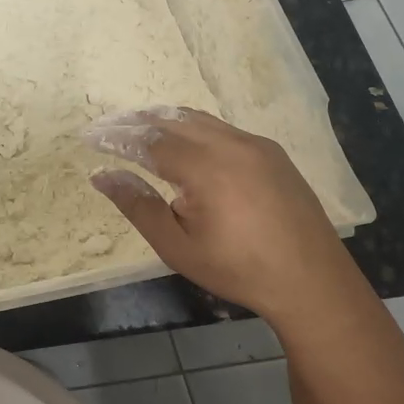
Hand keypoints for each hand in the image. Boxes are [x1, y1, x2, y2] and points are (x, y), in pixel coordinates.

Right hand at [86, 107, 366, 323]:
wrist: (314, 284)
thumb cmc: (239, 270)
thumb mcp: (178, 247)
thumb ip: (138, 206)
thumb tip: (101, 176)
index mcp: (206, 169)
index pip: (148, 141)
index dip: (116, 138)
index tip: (89, 137)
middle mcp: (230, 146)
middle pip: (171, 120)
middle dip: (135, 122)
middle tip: (106, 127)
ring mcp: (255, 145)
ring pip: (197, 119)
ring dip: (163, 120)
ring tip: (136, 127)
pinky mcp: (271, 153)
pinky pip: (221, 128)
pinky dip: (192, 127)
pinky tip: (182, 141)